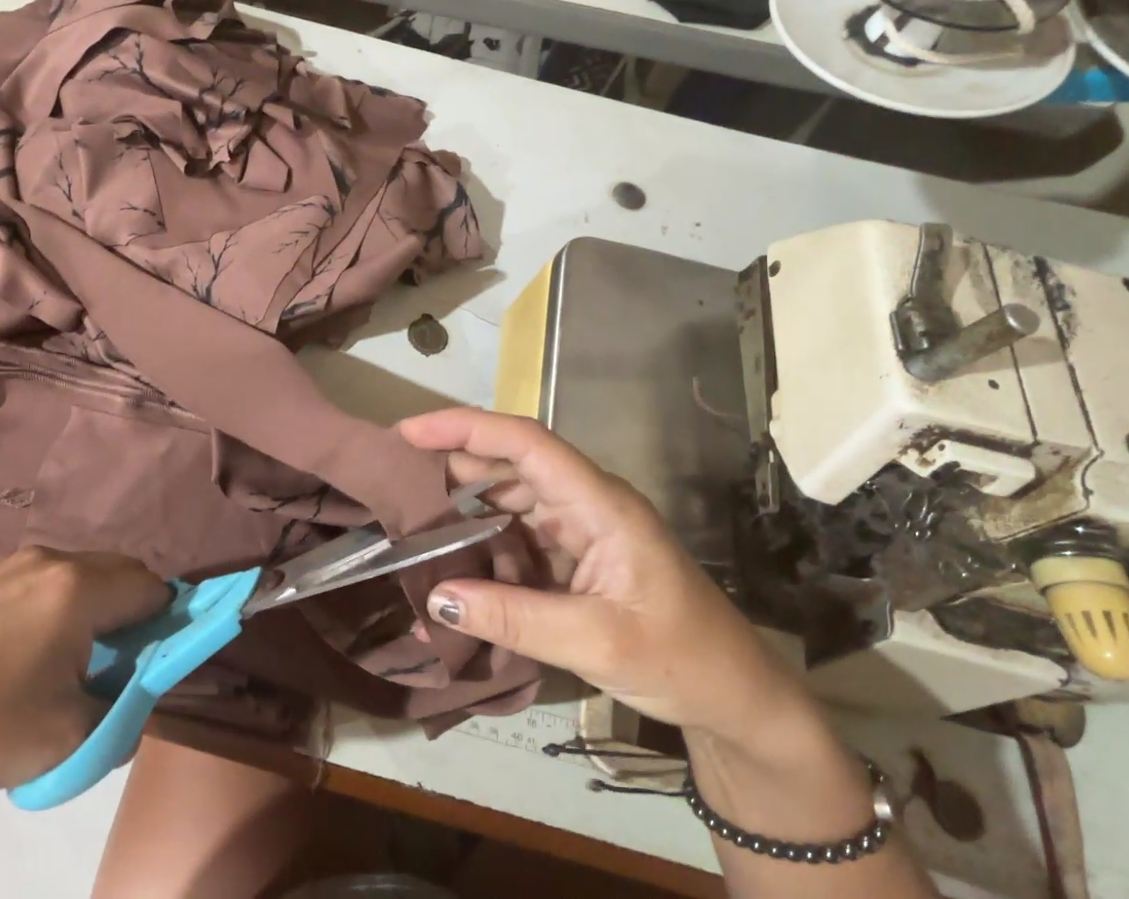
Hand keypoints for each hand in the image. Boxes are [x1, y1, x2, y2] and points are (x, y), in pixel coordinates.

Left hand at [0, 547, 170, 830]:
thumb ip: (125, 706)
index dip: (168, 624)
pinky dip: (58, 605)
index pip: (154, 589)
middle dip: (134, 612)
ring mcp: (6, 563)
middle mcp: (47, 561)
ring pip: (80, 574)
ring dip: (96, 607)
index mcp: (76, 590)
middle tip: (120, 667)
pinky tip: (26, 654)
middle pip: (119, 572)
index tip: (157, 662)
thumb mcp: (70, 734)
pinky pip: (41, 580)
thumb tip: (139, 690)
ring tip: (71, 663)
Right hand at [399, 408, 816, 743]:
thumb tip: (433, 598)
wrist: (735, 700)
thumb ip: (514, 616)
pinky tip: (450, 566)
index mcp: (602, 505)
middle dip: (453, 464)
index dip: (466, 428)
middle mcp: (588, 506)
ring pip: (511, 502)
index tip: (408, 433)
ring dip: (463, 509)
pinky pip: (519, 539)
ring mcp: (583, 533)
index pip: (527, 443)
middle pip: (512, 465)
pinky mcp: (577, 561)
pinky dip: (482, 547)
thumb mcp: (596, 641)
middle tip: (393, 480)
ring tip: (409, 521)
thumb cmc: (681, 658)